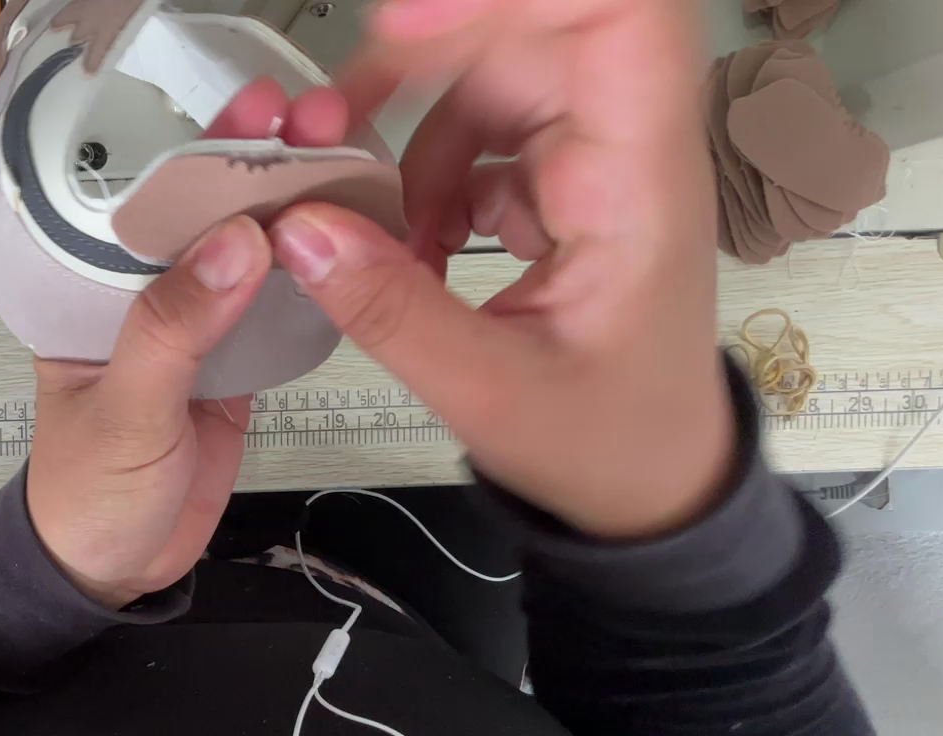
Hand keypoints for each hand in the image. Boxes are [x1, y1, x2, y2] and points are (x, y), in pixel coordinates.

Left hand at [26, 80, 346, 607]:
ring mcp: (193, 338)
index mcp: (89, 303)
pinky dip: (306, 286)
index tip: (249, 121)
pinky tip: (346, 247)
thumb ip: (171, 332)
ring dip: (288, 217)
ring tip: (343, 161)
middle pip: (200, 224)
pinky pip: (271, 316)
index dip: (195, 159)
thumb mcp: (123, 415)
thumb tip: (235, 242)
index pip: (141, 213)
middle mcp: (141, 308)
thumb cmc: (86, 495)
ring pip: (243, 263)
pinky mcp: (230, 372)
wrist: (111, 568)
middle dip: (252, 171)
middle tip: (312, 125)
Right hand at [271, 0, 732, 538]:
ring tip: (379, 236)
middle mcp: (621, 153)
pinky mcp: (559, 200)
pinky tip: (412, 252)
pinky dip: (428, 190)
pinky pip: (482, 154)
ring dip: (416, 149)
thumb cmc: (593, 440)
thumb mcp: (480, 388)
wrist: (641, 482)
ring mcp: (589, 173)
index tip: (393, 29)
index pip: (612, 15)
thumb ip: (388, 311)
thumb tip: (301, 229)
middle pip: (529, 44)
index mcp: (637, 183)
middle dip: (421, 73)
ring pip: (495, 97)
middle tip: (333, 132)